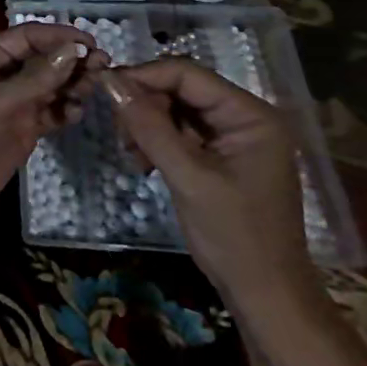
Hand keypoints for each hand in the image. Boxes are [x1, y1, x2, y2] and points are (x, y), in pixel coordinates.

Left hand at [0, 23, 109, 211]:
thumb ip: (37, 76)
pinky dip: (66, 109)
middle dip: (72, 61)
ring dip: (73, 84)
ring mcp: (15, 100)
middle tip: (104, 68)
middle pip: (45, 58)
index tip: (92, 45)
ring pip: (52, 84)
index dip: (60, 37)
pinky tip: (75, 113)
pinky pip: (52, 110)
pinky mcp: (25, 125)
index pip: (28, 36)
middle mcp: (3, 72)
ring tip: (93, 90)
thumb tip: (75, 50)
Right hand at [103, 59, 314, 304]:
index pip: (188, 74)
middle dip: (144, 105)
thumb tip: (110, 83)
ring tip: (131, 154)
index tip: (103, 89)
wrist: (263, 291)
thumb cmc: (234, 234)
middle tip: (119, 134)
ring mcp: (233, 138)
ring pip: (174, 110)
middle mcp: (245, 118)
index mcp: (251, 115)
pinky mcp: (220, 156)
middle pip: (180, 89)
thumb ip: (149, 127)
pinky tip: (142, 162)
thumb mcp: (188, 177)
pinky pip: (179, 132)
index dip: (143, 76)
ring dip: (146, 125)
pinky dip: (155, 141)